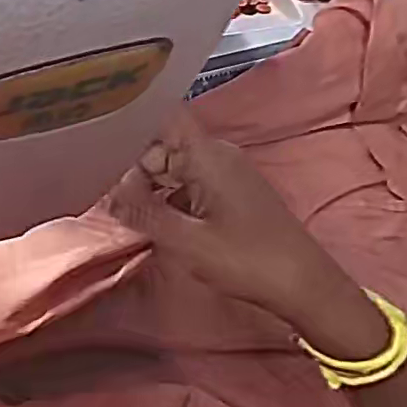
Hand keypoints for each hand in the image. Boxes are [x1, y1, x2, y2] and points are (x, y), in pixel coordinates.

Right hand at [110, 111, 385, 358]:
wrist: (305, 287)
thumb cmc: (248, 260)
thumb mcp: (186, 240)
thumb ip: (142, 212)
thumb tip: (109, 194)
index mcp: (208, 155)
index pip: (164, 118)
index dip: (132, 122)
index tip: (101, 141)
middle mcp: (217, 155)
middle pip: (162, 144)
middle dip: (132, 166)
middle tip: (106, 195)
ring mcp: (225, 174)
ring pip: (172, 165)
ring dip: (148, 184)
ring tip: (124, 209)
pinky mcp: (230, 193)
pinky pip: (187, 182)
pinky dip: (166, 196)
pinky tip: (153, 220)